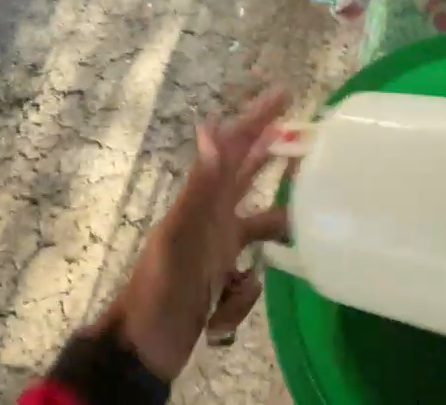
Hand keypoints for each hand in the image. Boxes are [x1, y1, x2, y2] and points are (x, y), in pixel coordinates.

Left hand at [99, 88, 289, 378]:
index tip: (285, 92)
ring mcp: (217, 246)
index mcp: (204, 198)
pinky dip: (246, 291)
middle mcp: (213, 214)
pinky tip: (229, 308)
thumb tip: (212, 129)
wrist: (141, 352)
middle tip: (304, 133)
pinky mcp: (221, 278)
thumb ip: (199, 185)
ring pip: (259, 224)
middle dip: (272, 152)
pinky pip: (251, 274)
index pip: (235, 146)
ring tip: (302, 226)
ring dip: (274, 228)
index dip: (258, 118)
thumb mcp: (180, 236)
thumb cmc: (159, 289)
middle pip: (248, 172)